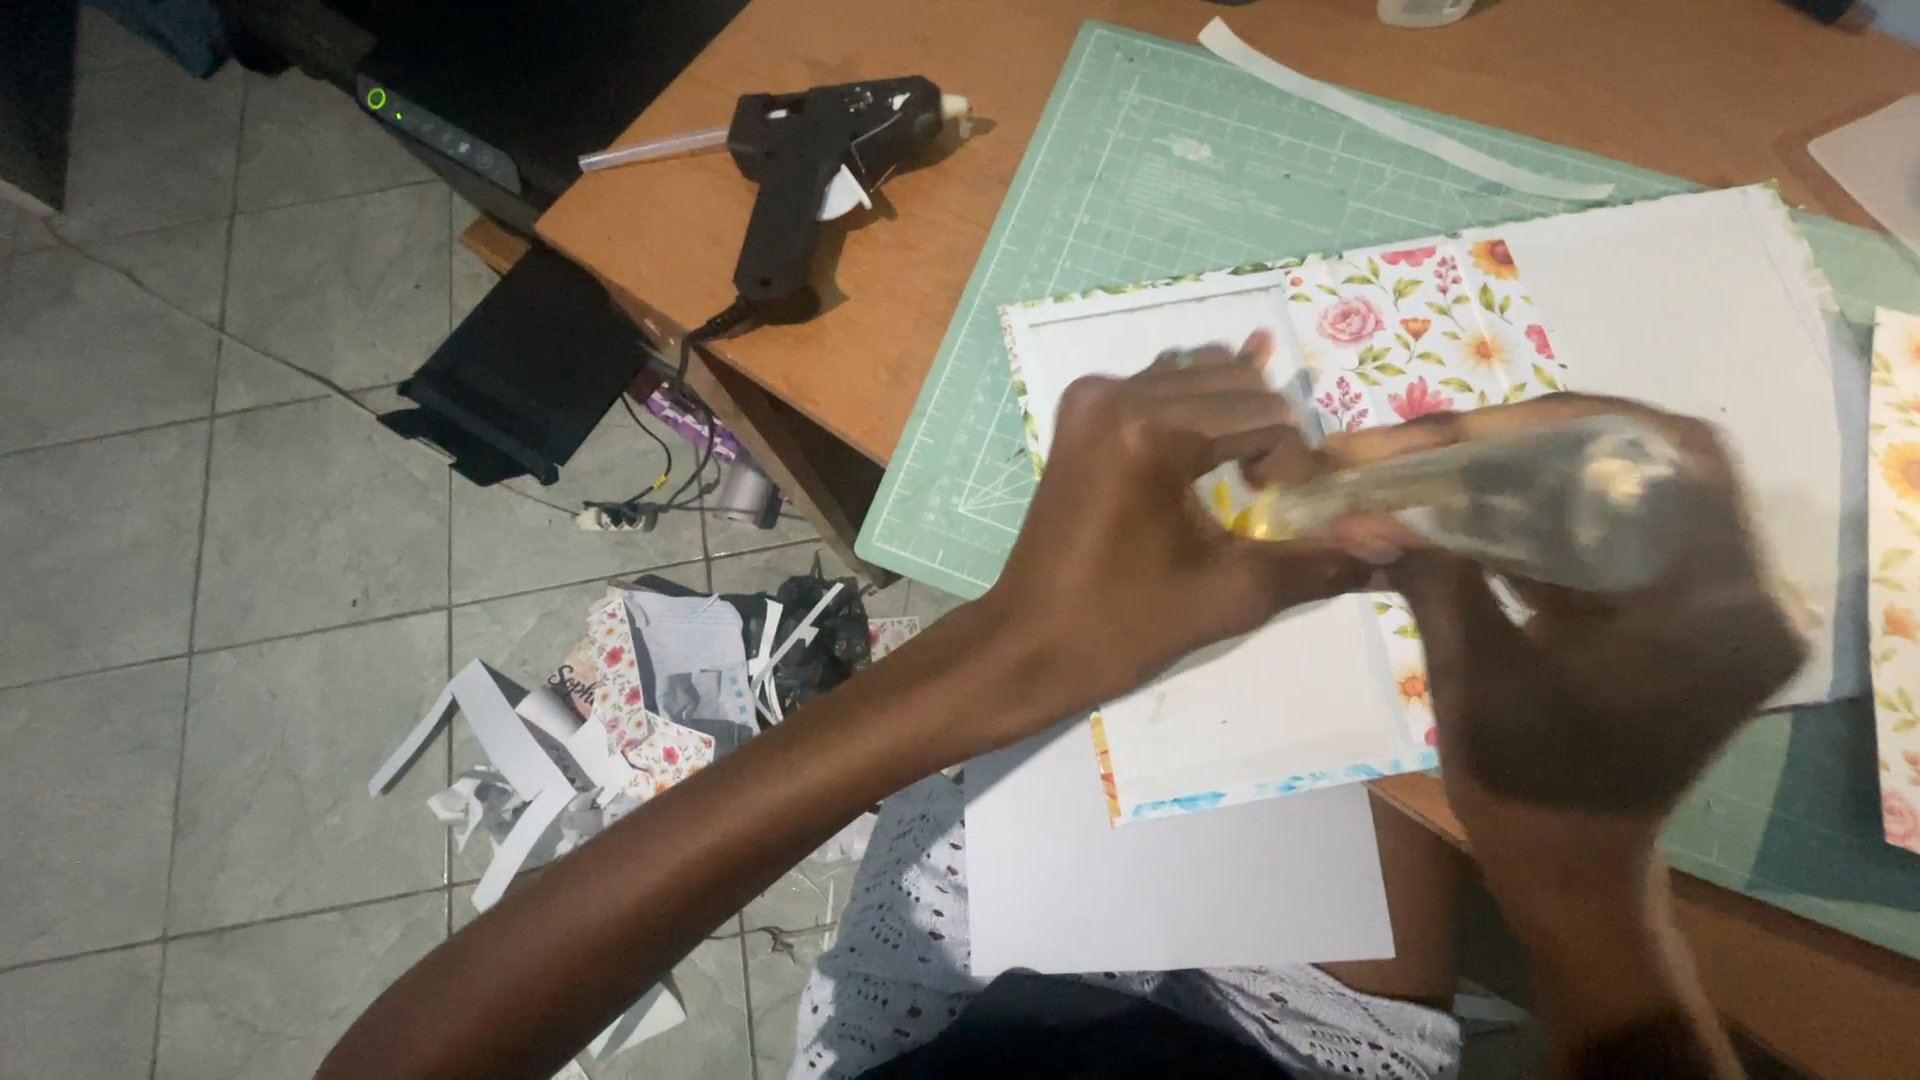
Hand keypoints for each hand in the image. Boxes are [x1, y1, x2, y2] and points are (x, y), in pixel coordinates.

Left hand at [970, 332, 1368, 744]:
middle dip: (1270, 432)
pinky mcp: (1076, 416)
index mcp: (1150, 431)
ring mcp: (1089, 400)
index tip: (1297, 509)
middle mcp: (1116, 394)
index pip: (1265, 415)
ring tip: (1247, 471)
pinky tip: (1207, 445)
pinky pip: (1154, 386)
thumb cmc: (1122, 626)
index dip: (1297, 461)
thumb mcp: (1229, 596)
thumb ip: (1317, 561)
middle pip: (1233, 383)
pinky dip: (1190, 407)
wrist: (1029, 643)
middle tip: (1278, 491)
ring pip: (1194, 375)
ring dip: (1234, 412)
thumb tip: (1395, 544)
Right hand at [1326, 395, 1805, 903]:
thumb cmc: (1528, 780)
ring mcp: (1698, 597)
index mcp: (1714, 607)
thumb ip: (1426, 576)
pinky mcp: (1656, 609)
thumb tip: (1350, 515)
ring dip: (1510, 479)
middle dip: (1517, 446)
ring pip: (1606, 496)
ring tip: (1422, 467)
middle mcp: (1732, 588)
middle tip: (1422, 441)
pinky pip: (1590, 535)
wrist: (1564, 857)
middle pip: (1633, 467)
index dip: (1559, 423)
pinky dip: (1519, 518)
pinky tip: (1451, 514)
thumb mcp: (1473, 673)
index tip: (1456, 427)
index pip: (1665, 459)